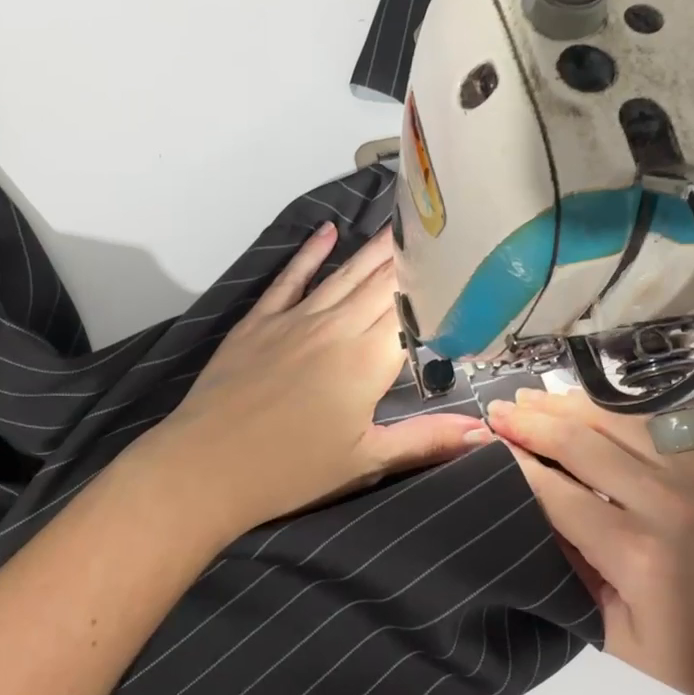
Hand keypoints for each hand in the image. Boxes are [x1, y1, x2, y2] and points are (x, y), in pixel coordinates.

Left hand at [146, 223, 486, 534]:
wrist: (206, 466)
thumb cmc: (292, 470)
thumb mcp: (365, 460)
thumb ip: (427, 440)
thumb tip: (487, 432)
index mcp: (368, 359)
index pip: (413, 310)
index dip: (438, 287)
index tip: (460, 268)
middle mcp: (338, 326)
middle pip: (383, 282)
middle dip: (413, 257)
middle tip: (438, 232)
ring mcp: (296, 318)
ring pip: (345, 273)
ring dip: (375, 248)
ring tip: (401, 224)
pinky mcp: (260, 319)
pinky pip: (291, 277)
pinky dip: (310, 253)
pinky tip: (328, 231)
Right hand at [485, 389, 693, 694]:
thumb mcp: (624, 638)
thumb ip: (575, 575)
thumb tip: (538, 518)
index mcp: (637, 555)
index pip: (556, 494)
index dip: (515, 465)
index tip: (484, 445)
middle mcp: (664, 501)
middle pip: (579, 442)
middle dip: (530, 423)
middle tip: (495, 410)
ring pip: (613, 420)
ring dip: (565, 405)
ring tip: (529, 397)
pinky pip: (649, 425)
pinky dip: (607, 411)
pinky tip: (582, 406)